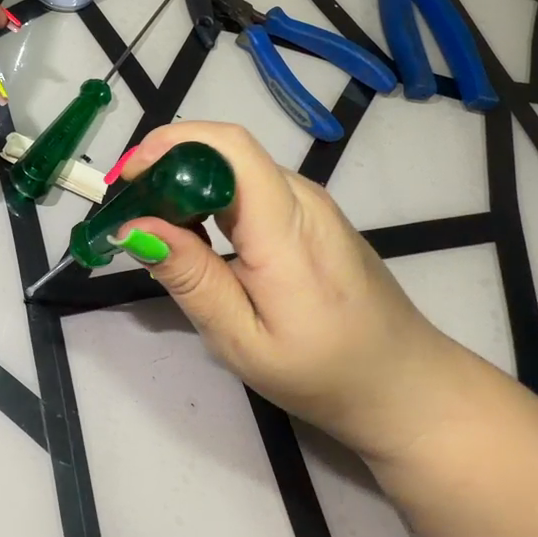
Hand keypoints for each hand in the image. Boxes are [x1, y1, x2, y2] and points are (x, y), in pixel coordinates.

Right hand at [113, 122, 464, 461]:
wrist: (411, 391)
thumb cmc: (325, 374)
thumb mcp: (243, 340)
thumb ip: (191, 278)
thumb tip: (131, 228)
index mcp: (287, 230)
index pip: (228, 147)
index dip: (170, 145)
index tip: (127, 181)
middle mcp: (302, 200)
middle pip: (224, 150)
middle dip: (164, 164)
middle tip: (126, 207)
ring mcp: (310, 204)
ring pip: (233, 166)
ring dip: (183, 181)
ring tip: (150, 223)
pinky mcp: (309, 215)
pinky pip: (247, 185)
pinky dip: (206, 195)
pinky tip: (192, 234)